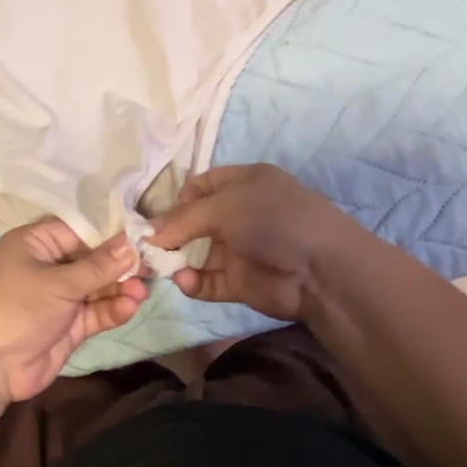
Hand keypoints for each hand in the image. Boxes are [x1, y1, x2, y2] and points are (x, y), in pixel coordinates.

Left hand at [0, 218, 150, 405]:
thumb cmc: (18, 308)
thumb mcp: (60, 283)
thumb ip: (99, 266)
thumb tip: (132, 244)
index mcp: (35, 243)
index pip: (79, 230)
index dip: (110, 234)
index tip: (142, 237)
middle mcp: (47, 266)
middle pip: (92, 259)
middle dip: (120, 266)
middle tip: (150, 268)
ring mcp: (58, 298)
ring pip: (97, 288)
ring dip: (120, 289)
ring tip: (142, 292)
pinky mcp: (68, 325)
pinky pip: (95, 312)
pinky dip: (112, 310)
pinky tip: (130, 308)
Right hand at [147, 164, 366, 321]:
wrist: (320, 270)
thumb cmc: (273, 221)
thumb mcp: (225, 206)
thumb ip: (184, 218)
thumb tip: (149, 233)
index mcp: (245, 183)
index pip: (202, 184)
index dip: (179, 197)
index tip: (160, 214)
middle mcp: (241, 214)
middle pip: (195, 221)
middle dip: (170, 232)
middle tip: (147, 246)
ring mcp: (241, 249)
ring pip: (198, 254)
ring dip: (177, 260)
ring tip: (158, 266)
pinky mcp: (240, 282)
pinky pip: (208, 281)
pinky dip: (193, 282)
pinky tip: (184, 281)